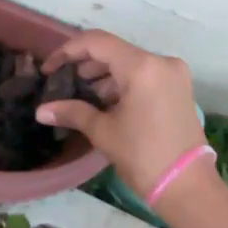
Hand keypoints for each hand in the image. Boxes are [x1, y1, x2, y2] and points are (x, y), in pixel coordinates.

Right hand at [37, 30, 208, 197]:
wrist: (187, 185)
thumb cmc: (143, 156)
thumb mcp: (103, 132)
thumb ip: (72, 113)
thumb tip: (41, 111)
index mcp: (142, 67)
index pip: (97, 43)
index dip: (68, 51)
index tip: (50, 69)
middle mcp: (162, 61)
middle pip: (115, 51)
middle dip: (86, 65)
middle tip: (64, 83)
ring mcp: (174, 74)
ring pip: (131, 63)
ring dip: (105, 75)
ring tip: (84, 96)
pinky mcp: (180, 88)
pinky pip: (146, 75)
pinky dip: (124, 83)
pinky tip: (107, 102)